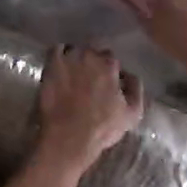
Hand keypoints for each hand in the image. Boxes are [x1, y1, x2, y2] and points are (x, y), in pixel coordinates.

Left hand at [33, 45, 144, 177]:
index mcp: (109, 65)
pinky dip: (59, 54)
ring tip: (73, 73)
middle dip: (93, 63)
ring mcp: (68, 58)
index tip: (106, 81)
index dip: (109, 71)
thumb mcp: (132, 113)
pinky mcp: (51, 65)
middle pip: (93, 52)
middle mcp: (89, 55)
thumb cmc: (101, 127)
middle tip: (89, 79)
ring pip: (75, 50)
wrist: (69, 137)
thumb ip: (136, 88)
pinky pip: (56, 50)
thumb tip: (129, 74)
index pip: (111, 59)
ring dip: (76, 58)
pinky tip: (60, 65)